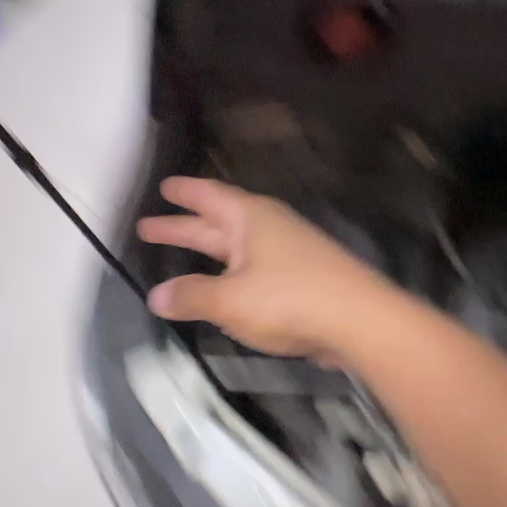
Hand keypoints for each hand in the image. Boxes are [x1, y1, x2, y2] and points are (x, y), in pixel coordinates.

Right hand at [137, 177, 405, 359]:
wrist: (359, 319)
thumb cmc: (290, 299)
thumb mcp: (230, 300)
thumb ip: (191, 296)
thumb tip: (156, 295)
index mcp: (251, 219)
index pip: (211, 197)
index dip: (186, 193)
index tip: (164, 187)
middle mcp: (270, 228)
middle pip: (219, 222)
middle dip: (184, 226)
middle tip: (148, 225)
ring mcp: (289, 253)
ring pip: (237, 247)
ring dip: (208, 250)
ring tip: (181, 253)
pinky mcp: (301, 279)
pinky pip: (254, 269)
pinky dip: (230, 273)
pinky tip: (222, 289)